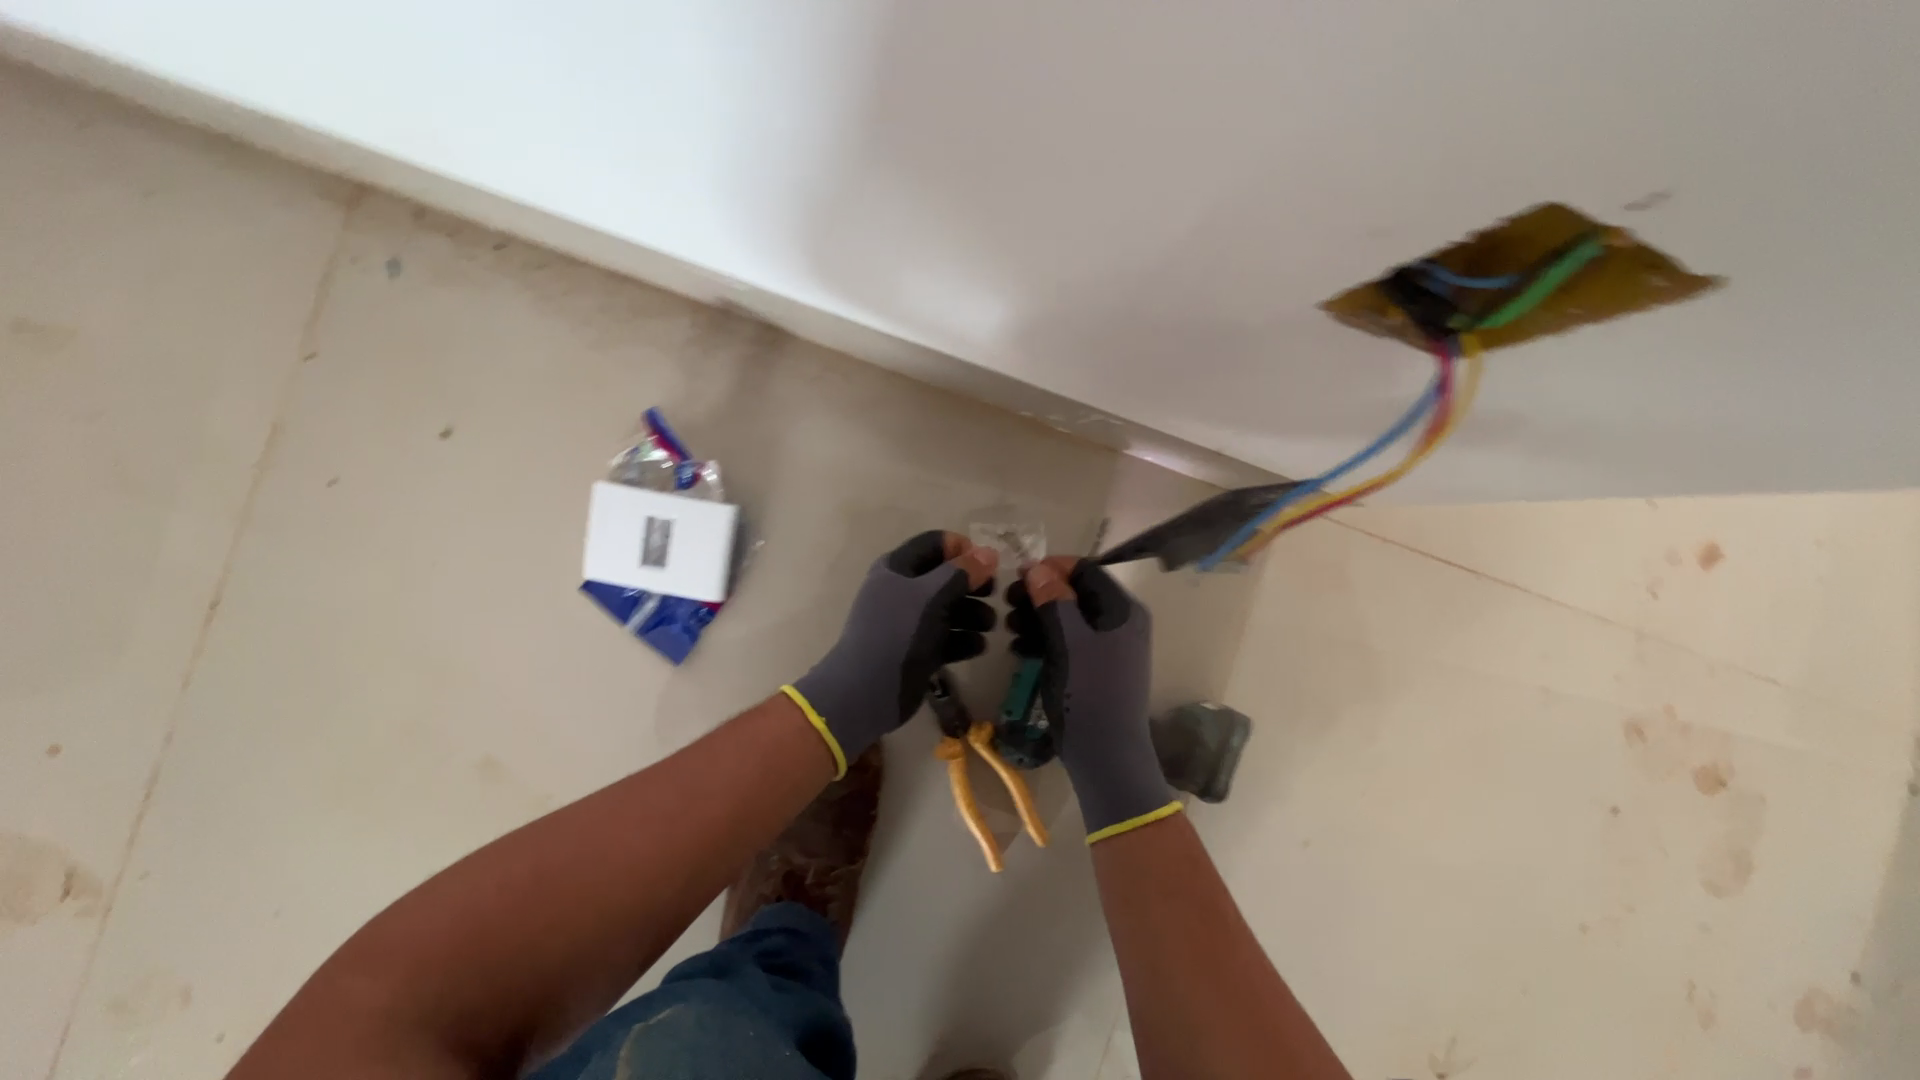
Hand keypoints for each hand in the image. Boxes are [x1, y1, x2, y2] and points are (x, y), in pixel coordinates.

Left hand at [787, 531, 997, 774]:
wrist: (868, 689)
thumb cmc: (898, 632)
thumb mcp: (931, 595)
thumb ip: (962, 572)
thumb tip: (989, 553)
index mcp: (897, 567)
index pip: (934, 544)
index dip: (962, 549)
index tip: (987, 563)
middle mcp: (902, 590)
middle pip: (946, 577)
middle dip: (972, 584)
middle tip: (993, 594)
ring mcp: (910, 622)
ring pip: (949, 609)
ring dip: (972, 614)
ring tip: (990, 625)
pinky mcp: (918, 650)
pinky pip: (947, 638)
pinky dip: (963, 639)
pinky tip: (978, 646)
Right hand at [1008, 558, 1176, 839]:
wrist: (1106, 754)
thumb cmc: (1088, 691)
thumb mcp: (1069, 641)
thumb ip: (1054, 600)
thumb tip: (1037, 567)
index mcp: (1123, 610)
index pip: (1086, 569)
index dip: (1052, 567)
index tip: (1018, 575)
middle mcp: (1121, 622)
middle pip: (1076, 592)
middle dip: (1041, 593)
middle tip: (1008, 601)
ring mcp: (1110, 647)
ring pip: (1070, 618)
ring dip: (1039, 617)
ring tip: (1009, 626)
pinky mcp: (1097, 669)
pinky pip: (1070, 641)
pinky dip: (1046, 639)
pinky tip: (1020, 648)